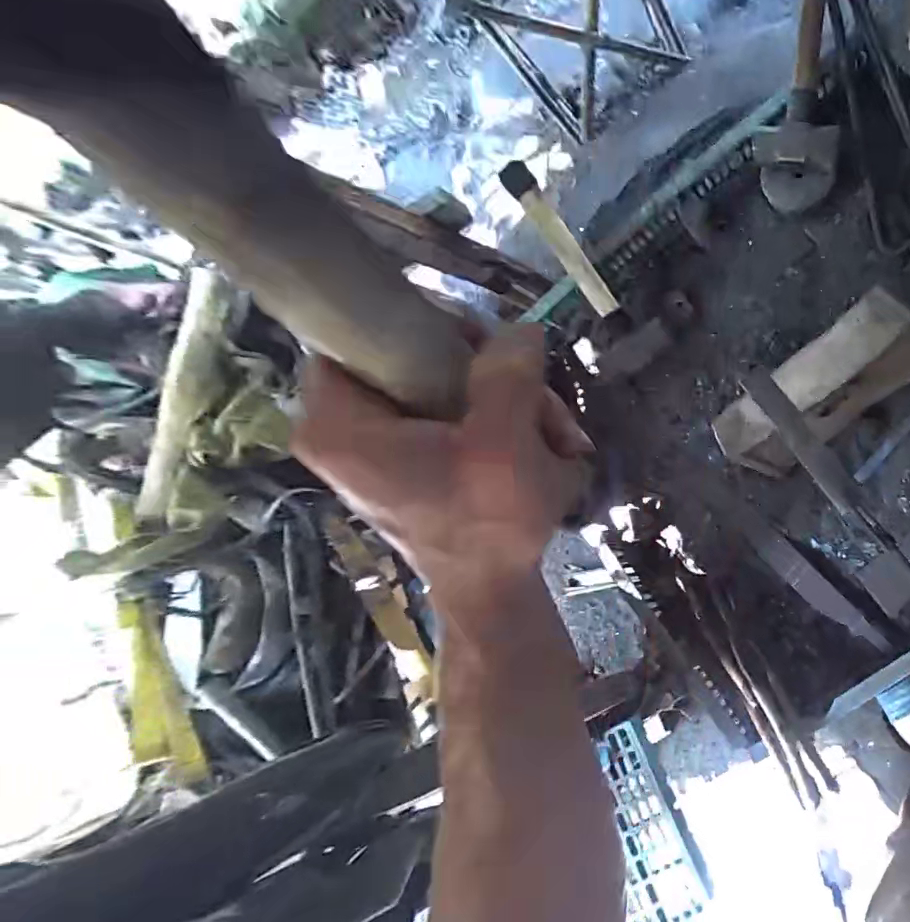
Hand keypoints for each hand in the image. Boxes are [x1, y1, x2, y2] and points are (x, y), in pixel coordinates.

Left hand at [292, 324, 592, 592]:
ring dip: (517, 415)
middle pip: (421, 370)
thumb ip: (509, 378)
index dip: (428, 330)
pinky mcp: (418, 474)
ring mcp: (385, 457)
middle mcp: (348, 434)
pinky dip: (506, 438)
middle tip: (545, 414)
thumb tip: (522, 331)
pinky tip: (543, 459)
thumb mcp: (504, 441)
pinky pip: (461, 430)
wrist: (496, 591)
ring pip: (452, 401)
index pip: (362, 339)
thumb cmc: (489, 521)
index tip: (489, 346)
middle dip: (498, 387)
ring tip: (558, 445)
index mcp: (339, 423)